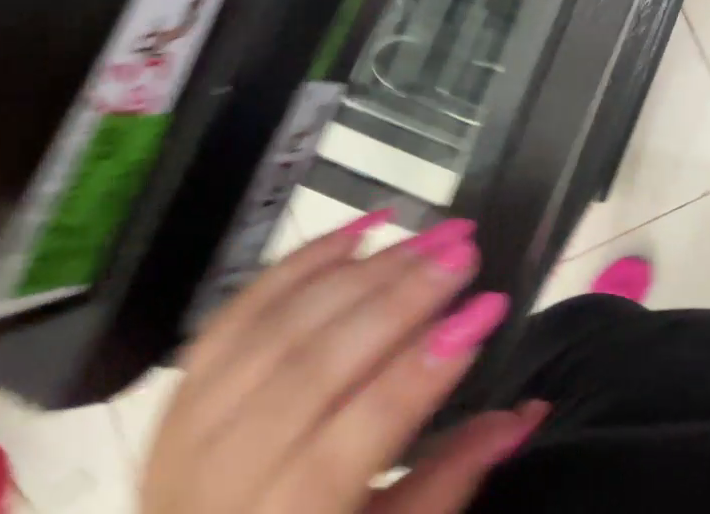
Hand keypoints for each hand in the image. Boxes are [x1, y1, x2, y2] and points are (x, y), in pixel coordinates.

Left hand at [142, 213, 545, 513]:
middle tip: (462, 249)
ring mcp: (191, 424)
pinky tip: (358, 231)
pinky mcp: (183, 385)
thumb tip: (527, 412)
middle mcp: (224, 473)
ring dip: (361, 271)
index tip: (485, 308)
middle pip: (316, 366)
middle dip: (399, 299)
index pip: (359, 432)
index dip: (423, 367)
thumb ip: (451, 478)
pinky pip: (242, 308)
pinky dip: (302, 263)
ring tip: (425, 237)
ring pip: (282, 326)